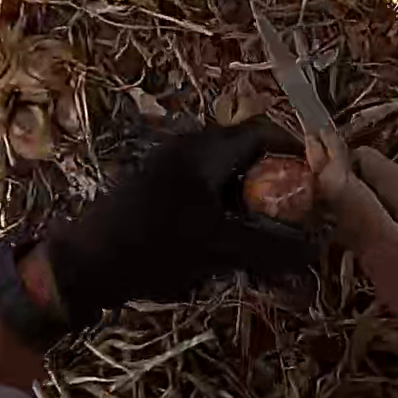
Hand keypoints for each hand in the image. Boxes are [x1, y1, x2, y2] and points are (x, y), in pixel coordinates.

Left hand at [45, 123, 312, 328]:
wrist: (81, 266)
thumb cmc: (152, 247)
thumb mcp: (217, 249)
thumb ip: (269, 249)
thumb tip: (316, 252)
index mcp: (205, 151)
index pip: (263, 132)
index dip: (294, 150)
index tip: (315, 178)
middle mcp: (189, 149)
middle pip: (247, 153)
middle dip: (274, 181)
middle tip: (292, 212)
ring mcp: (171, 167)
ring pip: (226, 175)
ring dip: (249, 200)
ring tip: (263, 234)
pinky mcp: (159, 188)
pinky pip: (205, 190)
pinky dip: (226, 210)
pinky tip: (229, 243)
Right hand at [308, 134, 397, 361]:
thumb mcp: (387, 251)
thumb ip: (356, 207)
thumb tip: (323, 164)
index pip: (360, 157)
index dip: (332, 172)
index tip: (310, 202)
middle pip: (370, 179)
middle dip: (344, 199)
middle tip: (324, 233)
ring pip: (381, 204)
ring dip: (359, 221)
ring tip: (344, 252)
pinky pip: (396, 224)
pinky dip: (378, 237)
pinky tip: (371, 263)